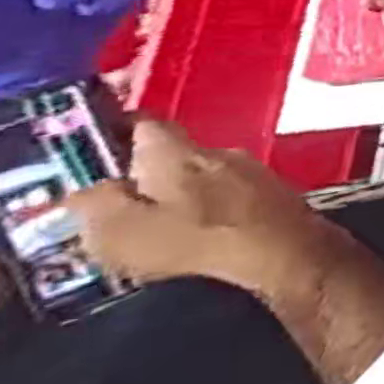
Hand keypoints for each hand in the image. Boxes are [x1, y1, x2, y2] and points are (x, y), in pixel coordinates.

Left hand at [68, 120, 337, 290]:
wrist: (287, 252)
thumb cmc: (235, 210)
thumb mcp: (196, 165)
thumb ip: (156, 142)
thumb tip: (140, 126)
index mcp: (99, 225)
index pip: (96, 172)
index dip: (126, 146)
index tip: (165, 130)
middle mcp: (110, 246)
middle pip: (130, 189)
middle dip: (162, 167)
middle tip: (204, 154)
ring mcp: (152, 257)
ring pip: (161, 203)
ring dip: (188, 185)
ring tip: (227, 173)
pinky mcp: (193, 256)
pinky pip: (186, 218)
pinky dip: (205, 203)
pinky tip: (234, 197)